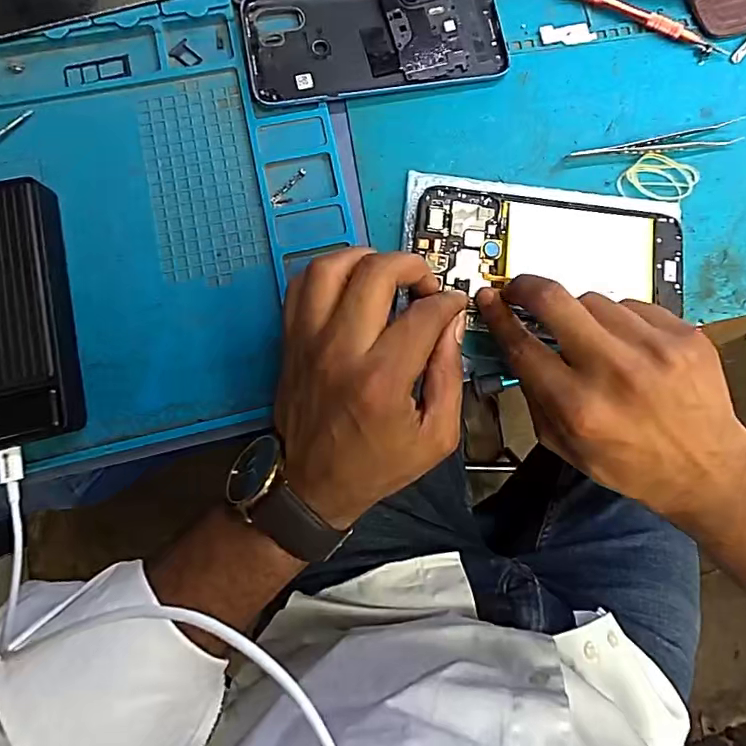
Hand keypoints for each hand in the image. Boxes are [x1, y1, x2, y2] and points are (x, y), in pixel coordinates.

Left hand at [273, 249, 467, 528]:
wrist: (309, 487)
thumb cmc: (373, 466)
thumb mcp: (435, 437)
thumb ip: (450, 376)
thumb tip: (450, 325)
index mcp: (381, 380)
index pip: (423, 313)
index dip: (448, 301)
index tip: (454, 305)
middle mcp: (341, 351)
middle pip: (376, 273)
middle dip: (412, 266)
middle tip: (424, 284)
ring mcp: (309, 341)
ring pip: (331, 266)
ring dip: (367, 257)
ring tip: (386, 273)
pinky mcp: (291, 339)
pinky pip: (302, 284)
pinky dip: (329, 270)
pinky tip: (351, 282)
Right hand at [476, 276, 745, 522]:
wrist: (710, 470)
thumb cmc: (634, 464)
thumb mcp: (566, 446)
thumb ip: (535, 395)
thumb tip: (515, 344)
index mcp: (580, 407)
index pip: (523, 344)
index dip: (498, 316)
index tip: (491, 299)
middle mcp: (616, 372)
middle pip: (553, 299)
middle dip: (526, 287)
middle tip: (521, 290)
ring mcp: (655, 348)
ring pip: (593, 299)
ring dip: (580, 313)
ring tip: (592, 338)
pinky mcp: (683, 334)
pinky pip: (632, 305)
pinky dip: (621, 320)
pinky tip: (629, 345)